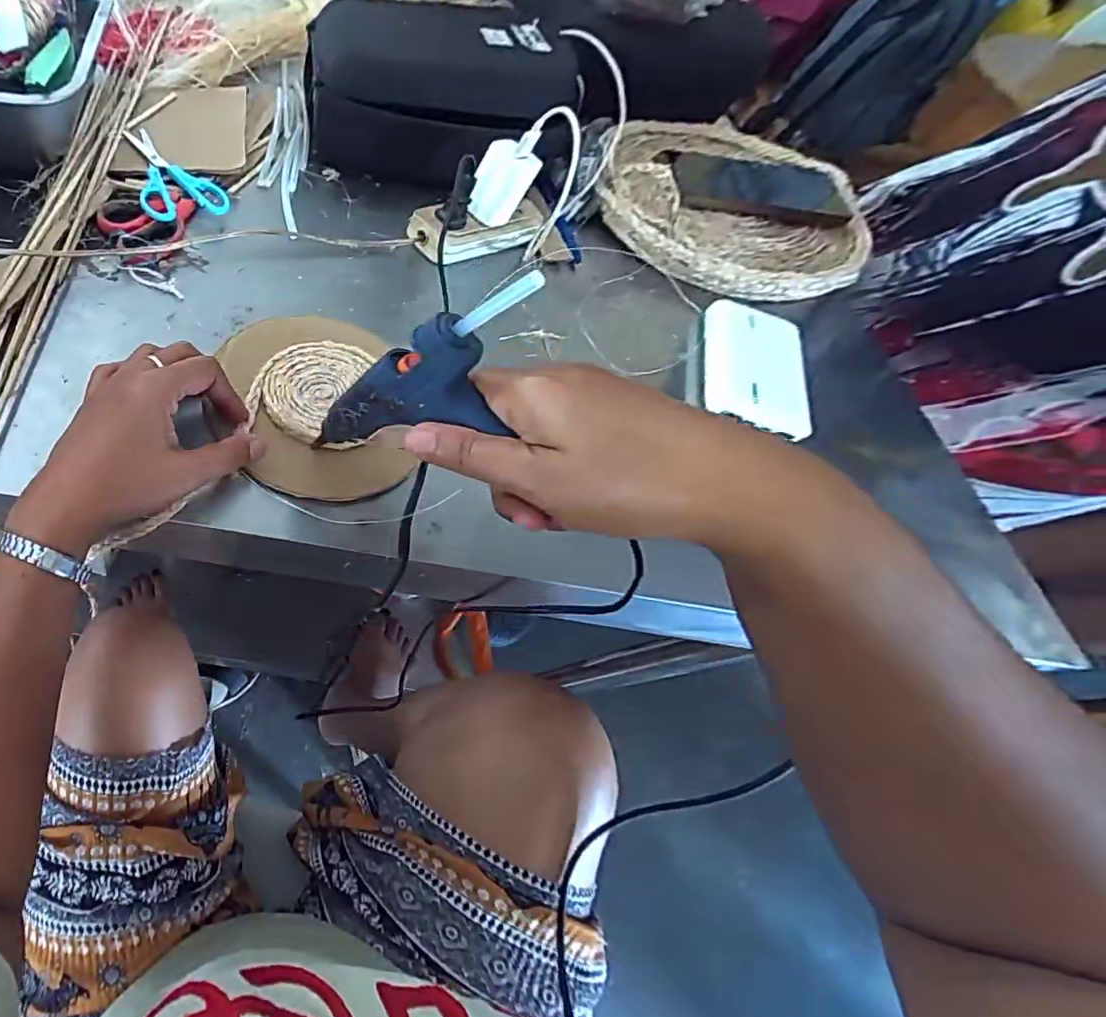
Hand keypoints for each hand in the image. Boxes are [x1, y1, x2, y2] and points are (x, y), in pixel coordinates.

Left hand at [8, 342, 263, 555]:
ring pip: (147, 356)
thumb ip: (226, 456)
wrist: (67, 502)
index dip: (229, 394)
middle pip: (179, 354)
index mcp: (155, 384)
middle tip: (216, 410)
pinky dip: (137, 376)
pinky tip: (140, 399)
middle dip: (205, 377)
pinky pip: (117, 371)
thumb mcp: (184, 475)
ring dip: (172, 371)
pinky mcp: (89, 400)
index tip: (237, 425)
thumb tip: (256, 443)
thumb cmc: (126, 487)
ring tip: (183, 402)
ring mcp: (105, 385)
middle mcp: (130, 374)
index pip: (205, 369)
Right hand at [399, 364, 846, 551]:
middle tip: (529, 509)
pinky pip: (561, 436)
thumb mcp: (533, 478)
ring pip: (527, 435)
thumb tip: (406, 431)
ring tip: (559, 512)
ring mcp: (589, 392)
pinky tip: (583, 498)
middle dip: (499, 469)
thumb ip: (466, 453)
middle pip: (493, 420)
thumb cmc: (624, 484)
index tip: (462, 469)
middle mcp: (555, 377)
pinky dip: (559, 469)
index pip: (458, 391)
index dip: (447, 428)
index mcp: (527, 388)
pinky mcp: (614, 409)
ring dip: (529, 477)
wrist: (735, 486)